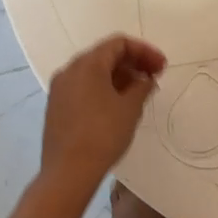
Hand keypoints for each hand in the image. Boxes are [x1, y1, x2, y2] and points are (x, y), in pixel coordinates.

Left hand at [41, 35, 166, 188]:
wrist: (67, 173)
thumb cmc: (103, 135)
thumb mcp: (130, 108)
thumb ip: (142, 86)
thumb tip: (145, 79)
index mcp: (88, 64)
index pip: (119, 44)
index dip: (144, 51)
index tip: (161, 67)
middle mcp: (70, 70)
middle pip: (105, 55)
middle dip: (132, 62)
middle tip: (153, 77)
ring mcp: (59, 89)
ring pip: (93, 72)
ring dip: (118, 76)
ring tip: (139, 92)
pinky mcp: (56, 107)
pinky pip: (83, 87)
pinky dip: (103, 88)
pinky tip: (117, 105)